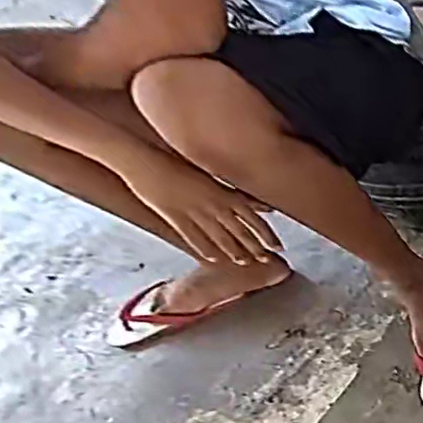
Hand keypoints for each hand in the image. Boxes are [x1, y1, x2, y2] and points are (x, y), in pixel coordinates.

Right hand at [115, 149, 280, 264]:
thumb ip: (243, 198)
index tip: (279, 248)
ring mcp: (195, 211)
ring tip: (243, 262)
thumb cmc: (182, 168)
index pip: (256, 221)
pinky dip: (205, 249)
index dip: (269, 236)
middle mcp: (215, 206)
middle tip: (265, 260)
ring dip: (233, 251)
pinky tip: (214, 259)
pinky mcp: (173, 216)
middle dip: (255, 248)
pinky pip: (193, 237)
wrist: (143, 160)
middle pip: (241, 232)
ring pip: (220, 237)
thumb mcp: (218, 182)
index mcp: (228, 196)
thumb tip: (268, 209)